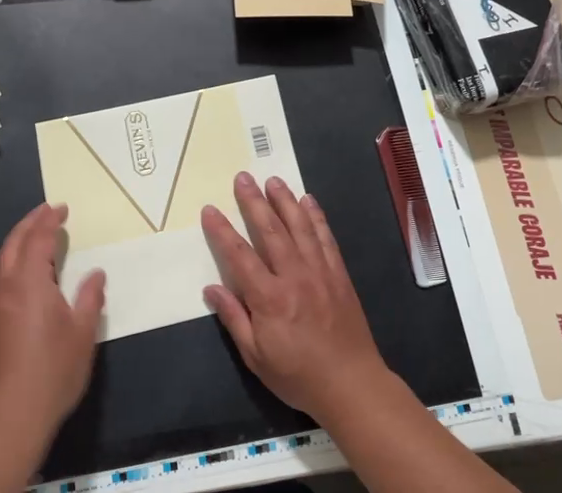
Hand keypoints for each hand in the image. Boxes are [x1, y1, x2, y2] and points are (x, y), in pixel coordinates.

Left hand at [0, 203, 105, 439]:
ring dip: (16, 241)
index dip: (49, 220)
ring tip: (33, 237)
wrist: (8, 417)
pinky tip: (19, 274)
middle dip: (30, 223)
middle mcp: (4, 285)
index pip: (38, 239)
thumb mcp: (82, 334)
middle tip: (47, 213)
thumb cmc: (52, 372)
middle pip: (13, 242)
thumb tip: (95, 274)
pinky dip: (8, 262)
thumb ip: (89, 298)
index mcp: (29, 281)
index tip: (62, 209)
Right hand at [201, 173, 393, 420]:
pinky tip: (308, 201)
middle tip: (242, 177)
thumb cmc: (298, 375)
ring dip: (284, 200)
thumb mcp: (256, 357)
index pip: (239, 255)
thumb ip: (234, 318)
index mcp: (269, 298)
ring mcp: (319, 272)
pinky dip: (316, 217)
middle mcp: (294, 277)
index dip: (222, 231)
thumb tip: (211, 288)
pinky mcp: (338, 274)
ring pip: (299, 227)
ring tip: (272, 180)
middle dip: (254, 202)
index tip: (210, 210)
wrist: (351, 384)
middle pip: (270, 230)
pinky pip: (325, 238)